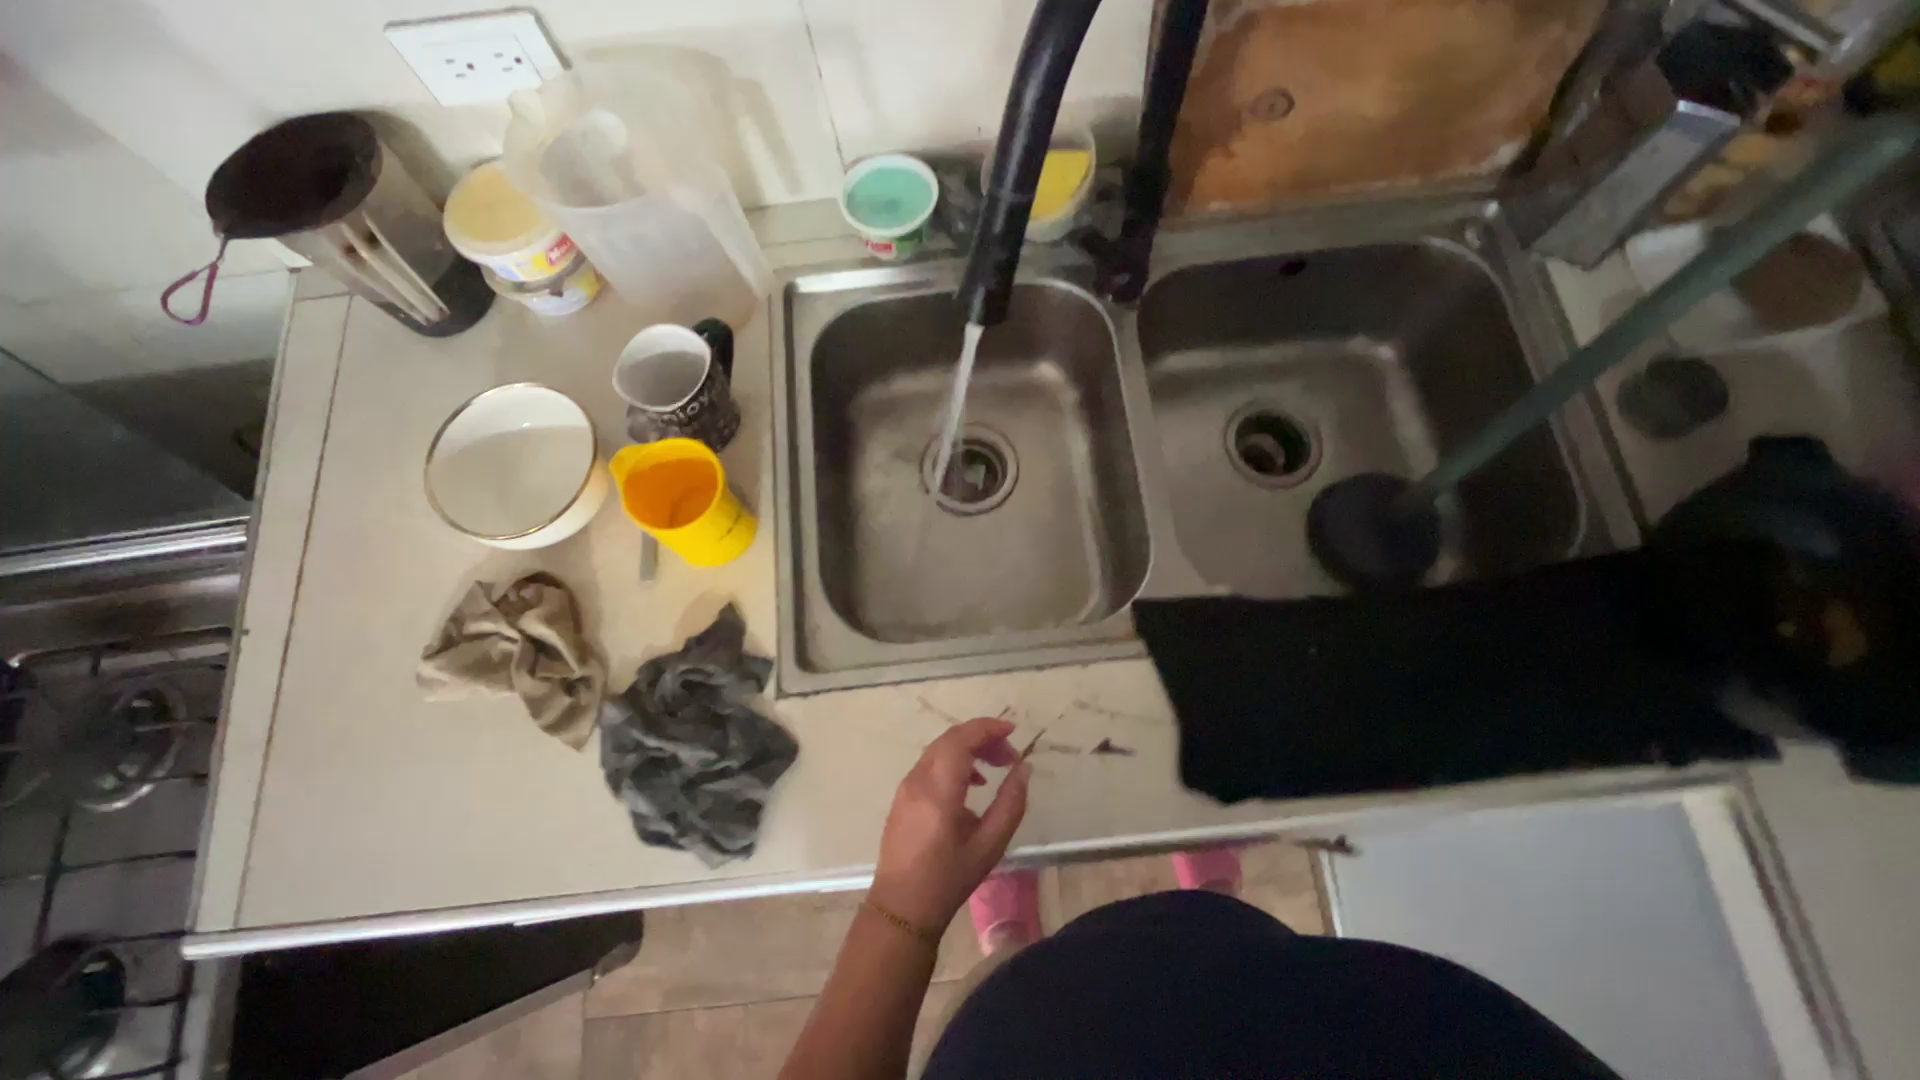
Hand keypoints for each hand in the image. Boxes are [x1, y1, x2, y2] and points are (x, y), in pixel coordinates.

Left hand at [868, 717, 1031, 931]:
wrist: (902, 907)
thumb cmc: (949, 879)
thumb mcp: (989, 845)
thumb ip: (1010, 803)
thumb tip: (1023, 769)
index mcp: (938, 791)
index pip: (961, 739)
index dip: (988, 728)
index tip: (1013, 731)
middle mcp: (917, 781)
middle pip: (950, 739)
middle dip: (982, 738)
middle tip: (1009, 755)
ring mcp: (905, 787)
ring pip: (938, 750)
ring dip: (967, 749)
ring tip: (995, 769)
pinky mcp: (902, 797)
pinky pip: (929, 765)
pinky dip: (952, 762)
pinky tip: (971, 783)